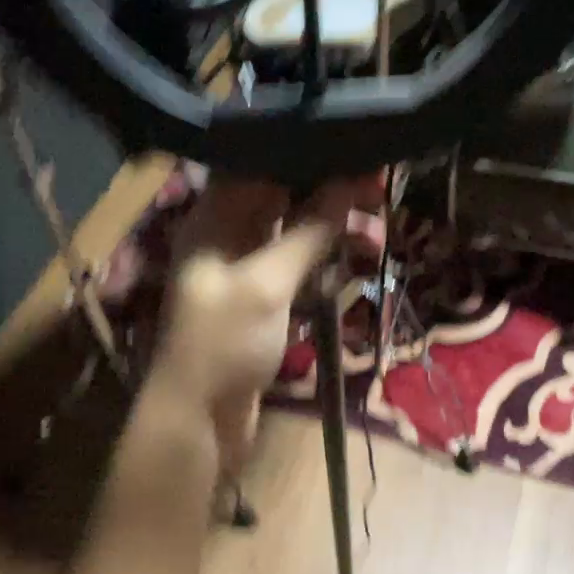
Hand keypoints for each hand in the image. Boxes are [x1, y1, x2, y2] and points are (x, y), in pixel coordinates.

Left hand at [147, 177, 378, 472]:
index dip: (303, 154)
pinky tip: (352, 262)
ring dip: (330, 229)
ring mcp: (241, 272)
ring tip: (375, 230)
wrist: (198, 424)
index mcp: (211, 221)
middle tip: (375, 188)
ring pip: (291, 235)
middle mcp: (224, 238)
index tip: (350, 149)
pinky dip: (321, 263)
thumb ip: (306, 233)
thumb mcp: (266, 284)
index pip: (257, 166)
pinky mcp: (259, 304)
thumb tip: (347, 182)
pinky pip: (294, 269)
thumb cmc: (223, 346)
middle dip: (326, 191)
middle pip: (279, 198)